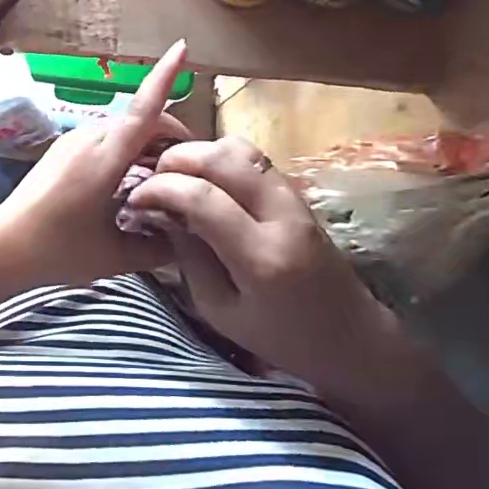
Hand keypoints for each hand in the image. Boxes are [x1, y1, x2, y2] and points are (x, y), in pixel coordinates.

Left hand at [0, 40, 191, 285]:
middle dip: (171, 134)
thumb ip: (157, 247)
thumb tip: (189, 238)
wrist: (3, 246)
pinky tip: (129, 179)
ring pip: (122, 128)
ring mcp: (72, 141)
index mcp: (105, 158)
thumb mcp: (115, 256)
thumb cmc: (58, 250)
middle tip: (190, 167)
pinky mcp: (62, 148)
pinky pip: (104, 137)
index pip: (143, 110)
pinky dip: (126, 148)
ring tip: (162, 176)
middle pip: (140, 120)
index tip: (181, 48)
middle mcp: (89, 139)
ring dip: (147, 142)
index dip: (164, 77)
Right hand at [127, 136, 378, 381]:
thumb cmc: (282, 339)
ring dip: (201, 153)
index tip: (137, 198)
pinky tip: (203, 177)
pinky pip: (256, 160)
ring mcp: (295, 202)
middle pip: (224, 159)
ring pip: (243, 150)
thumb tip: (163, 215)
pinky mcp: (298, 196)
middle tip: (153, 177)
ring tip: (175, 173)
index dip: (162, 189)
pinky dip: (222, 158)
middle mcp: (282, 218)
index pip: (204, 199)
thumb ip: (190, 258)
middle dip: (178, 159)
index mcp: (261, 257)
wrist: (351, 337)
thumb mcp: (221, 311)